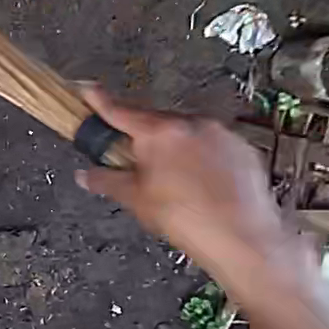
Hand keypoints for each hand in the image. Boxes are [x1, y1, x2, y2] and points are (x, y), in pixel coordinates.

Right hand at [74, 87, 317, 308]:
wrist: (242, 238)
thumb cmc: (184, 218)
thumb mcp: (135, 199)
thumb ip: (106, 181)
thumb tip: (85, 175)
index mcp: (158, 132)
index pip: (119, 110)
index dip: (99, 100)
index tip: (86, 89)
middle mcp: (190, 123)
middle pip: (154, 122)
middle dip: (140, 136)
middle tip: (133, 160)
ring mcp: (220, 133)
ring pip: (184, 132)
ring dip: (171, 146)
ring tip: (170, 179)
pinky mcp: (242, 148)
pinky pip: (210, 144)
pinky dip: (199, 156)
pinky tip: (198, 183)